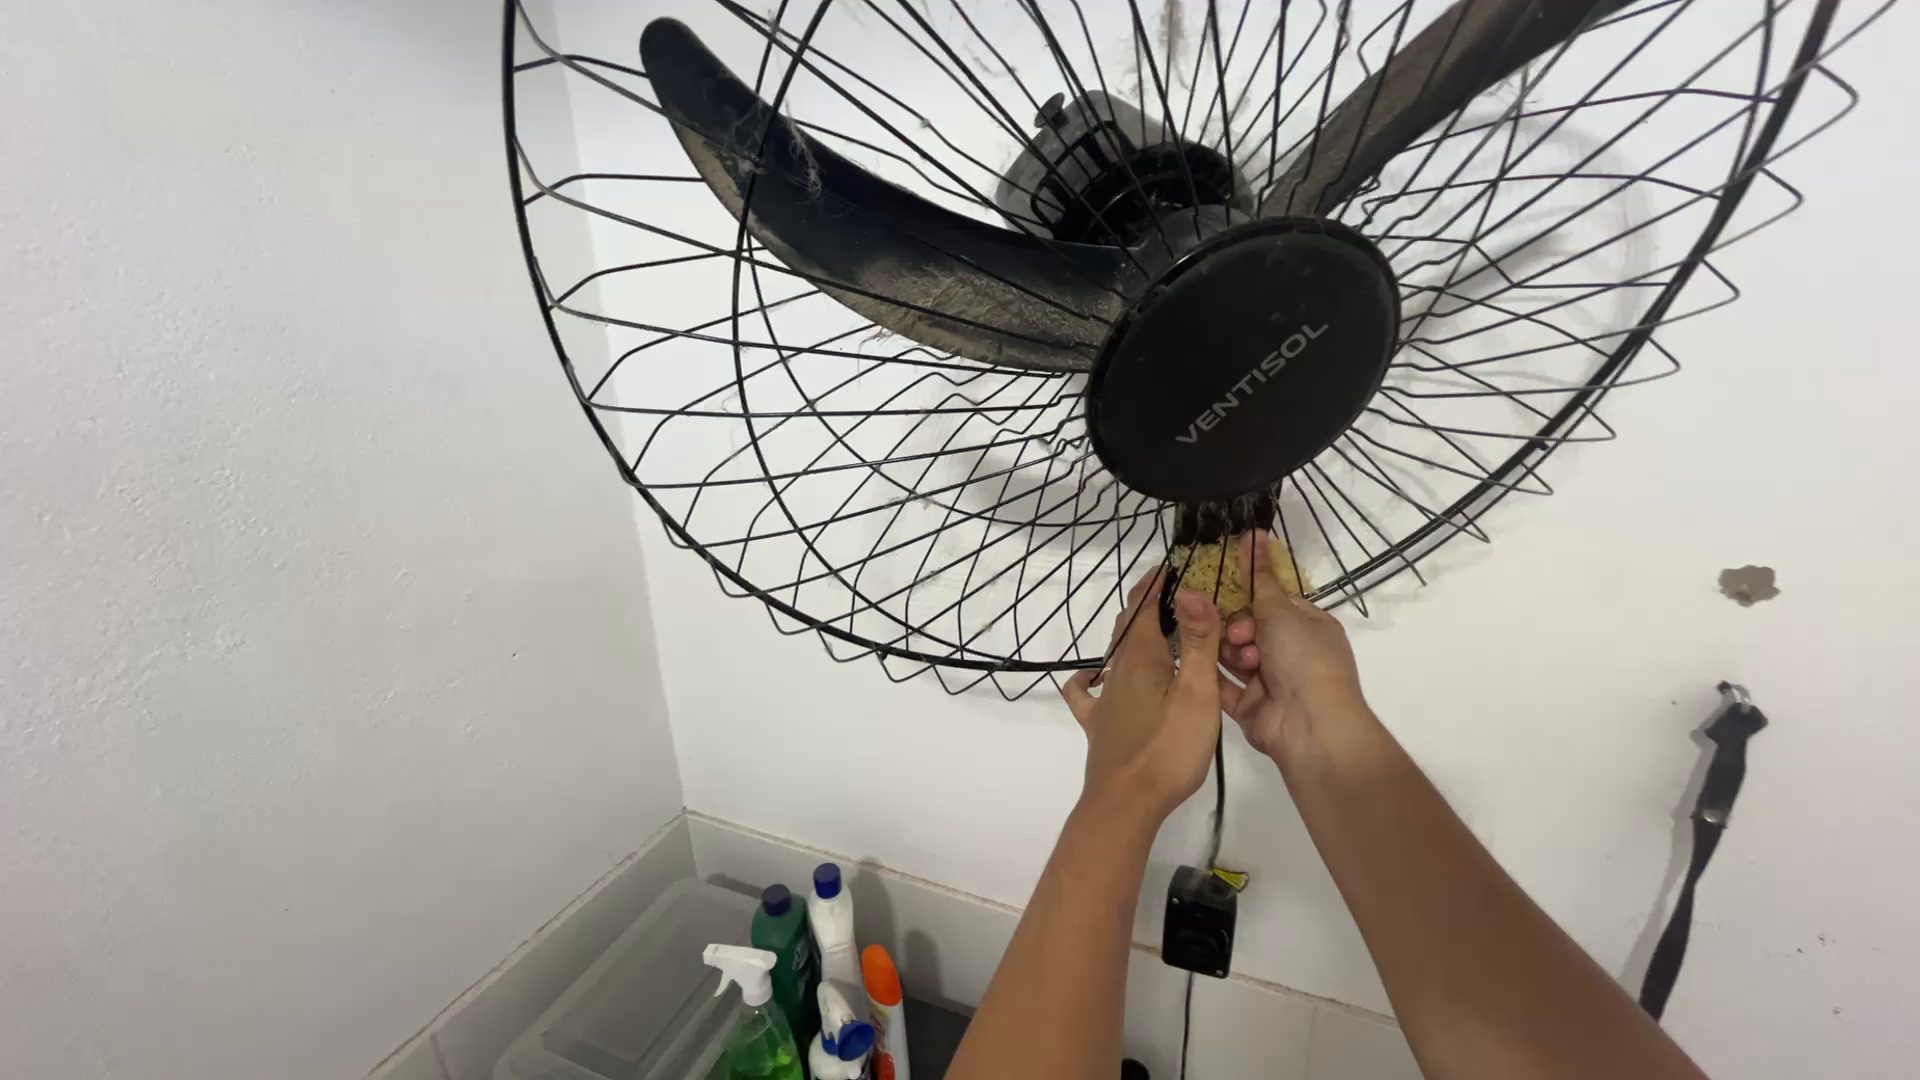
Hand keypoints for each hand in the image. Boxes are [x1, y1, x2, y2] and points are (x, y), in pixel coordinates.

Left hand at [1061, 567, 1224, 826]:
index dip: (1158, 582)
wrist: (1126, 802)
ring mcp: (1103, 698)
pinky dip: (1090, 677)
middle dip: (1148, 604)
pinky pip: (1087, 691)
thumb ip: (1198, 642)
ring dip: (1132, 635)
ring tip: (1154, 630)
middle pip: (1129, 625)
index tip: (1174, 565)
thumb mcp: (1197, 693)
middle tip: (1175, 594)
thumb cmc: (1168, 747)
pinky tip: (1092, 680)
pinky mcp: (1098, 725)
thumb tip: (1191, 590)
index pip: (1144, 605)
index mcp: (1142, 657)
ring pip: (1114, 654)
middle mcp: (1117, 670)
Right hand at [1217, 532, 1371, 762]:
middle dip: (1239, 626)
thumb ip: (1260, 576)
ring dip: (1231, 651)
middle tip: (1242, 634)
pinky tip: (1198, 660)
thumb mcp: (1283, 611)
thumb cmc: (1304, 661)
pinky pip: (1221, 681)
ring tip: (1241, 660)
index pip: (1271, 601)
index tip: (1227, 585)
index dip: (1251, 594)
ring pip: (1231, 652)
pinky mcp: (1246, 704)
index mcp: (1307, 628)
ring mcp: (1267, 680)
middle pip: (1246, 625)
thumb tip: (1256, 532)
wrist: (1309, 726)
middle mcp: (1288, 652)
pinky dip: (1212, 672)